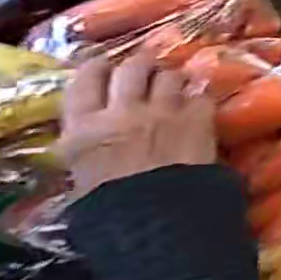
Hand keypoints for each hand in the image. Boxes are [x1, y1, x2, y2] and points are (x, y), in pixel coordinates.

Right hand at [55, 55, 215, 193]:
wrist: (159, 216)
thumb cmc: (112, 207)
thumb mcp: (81, 173)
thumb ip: (85, 144)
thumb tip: (90, 134)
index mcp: (84, 127)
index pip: (84, 80)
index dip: (95, 66)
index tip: (102, 63)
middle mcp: (123, 111)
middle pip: (131, 69)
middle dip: (139, 64)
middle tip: (145, 67)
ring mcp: (164, 111)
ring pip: (169, 75)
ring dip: (171, 76)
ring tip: (174, 82)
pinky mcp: (198, 118)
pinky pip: (200, 94)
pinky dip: (198, 95)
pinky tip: (198, 102)